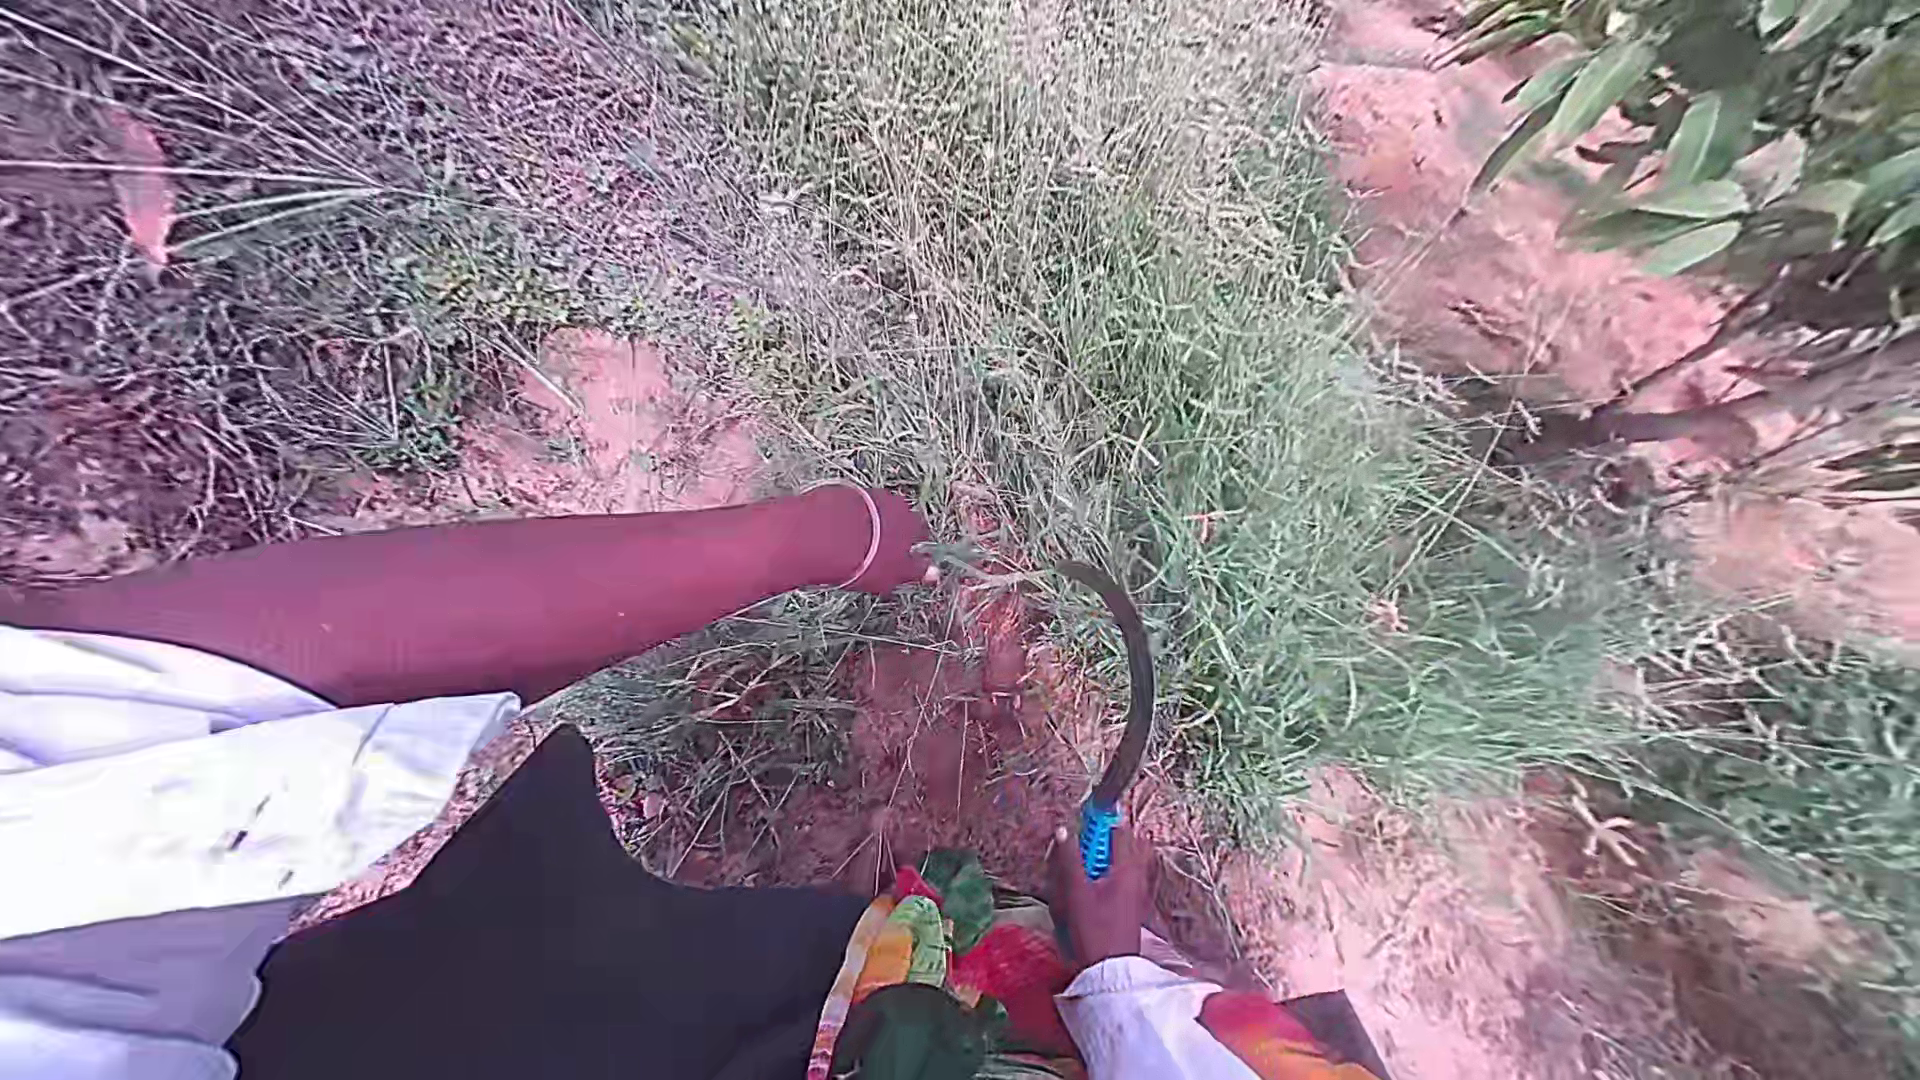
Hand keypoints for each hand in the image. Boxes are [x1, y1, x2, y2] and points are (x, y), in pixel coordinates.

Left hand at [806, 486, 933, 594]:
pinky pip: (853, 505)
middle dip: (893, 530)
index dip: (914, 545)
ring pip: (876, 509)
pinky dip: (850, 515)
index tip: (906, 556)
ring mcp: (868, 495)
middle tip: (880, 549)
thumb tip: (934, 573)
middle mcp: (894, 504)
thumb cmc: (866, 560)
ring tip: (858, 540)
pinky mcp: (843, 492)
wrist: (825, 536)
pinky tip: (840, 530)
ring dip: (871, 521)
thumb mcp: (894, 574)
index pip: (922, 532)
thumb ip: (916, 571)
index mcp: (911, 523)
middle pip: (899, 516)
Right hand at [1048, 823, 1149, 968]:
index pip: (1118, 829)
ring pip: (1123, 860)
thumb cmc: (1094, 928)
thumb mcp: (1076, 891)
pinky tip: (1092, 882)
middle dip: (1102, 838)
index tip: (1084, 821)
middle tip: (1082, 843)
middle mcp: (1137, 875)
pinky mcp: (1133, 904)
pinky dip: (1109, 871)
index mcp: (1126, 868)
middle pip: (1123, 843)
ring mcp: (1137, 891)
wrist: (1110, 972)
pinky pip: (1123, 876)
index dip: (1101, 820)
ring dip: (1105, 855)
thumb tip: (1064, 829)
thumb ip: (1070, 858)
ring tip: (1085, 862)